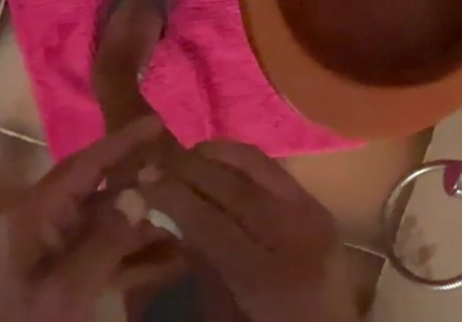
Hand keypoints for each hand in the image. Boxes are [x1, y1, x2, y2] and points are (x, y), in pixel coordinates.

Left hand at [0, 117, 178, 321]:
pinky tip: (175, 262)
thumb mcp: (66, 286)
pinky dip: (139, 261)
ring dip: (147, 229)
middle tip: (182, 174)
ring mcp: (58, 254)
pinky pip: (108, 261)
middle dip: (140, 186)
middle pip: (101, 192)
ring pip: (109, 228)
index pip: (86, 164)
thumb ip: (104, 240)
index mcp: (38, 210)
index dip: (122, 142)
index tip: (156, 124)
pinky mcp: (68, 283)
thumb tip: (137, 196)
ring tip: (190, 225)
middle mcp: (48, 222)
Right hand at [137, 140, 357, 321]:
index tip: (142, 178)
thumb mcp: (226, 313)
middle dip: (188, 170)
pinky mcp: (318, 206)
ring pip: (254, 165)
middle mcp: (297, 241)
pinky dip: (238, 159)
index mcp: (272, 282)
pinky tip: (215, 161)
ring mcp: (313, 217)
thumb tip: (166, 212)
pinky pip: (272, 169)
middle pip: (233, 189)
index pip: (212, 224)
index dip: (173, 196)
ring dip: (213, 155)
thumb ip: (200, 261)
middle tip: (156, 162)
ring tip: (184, 157)